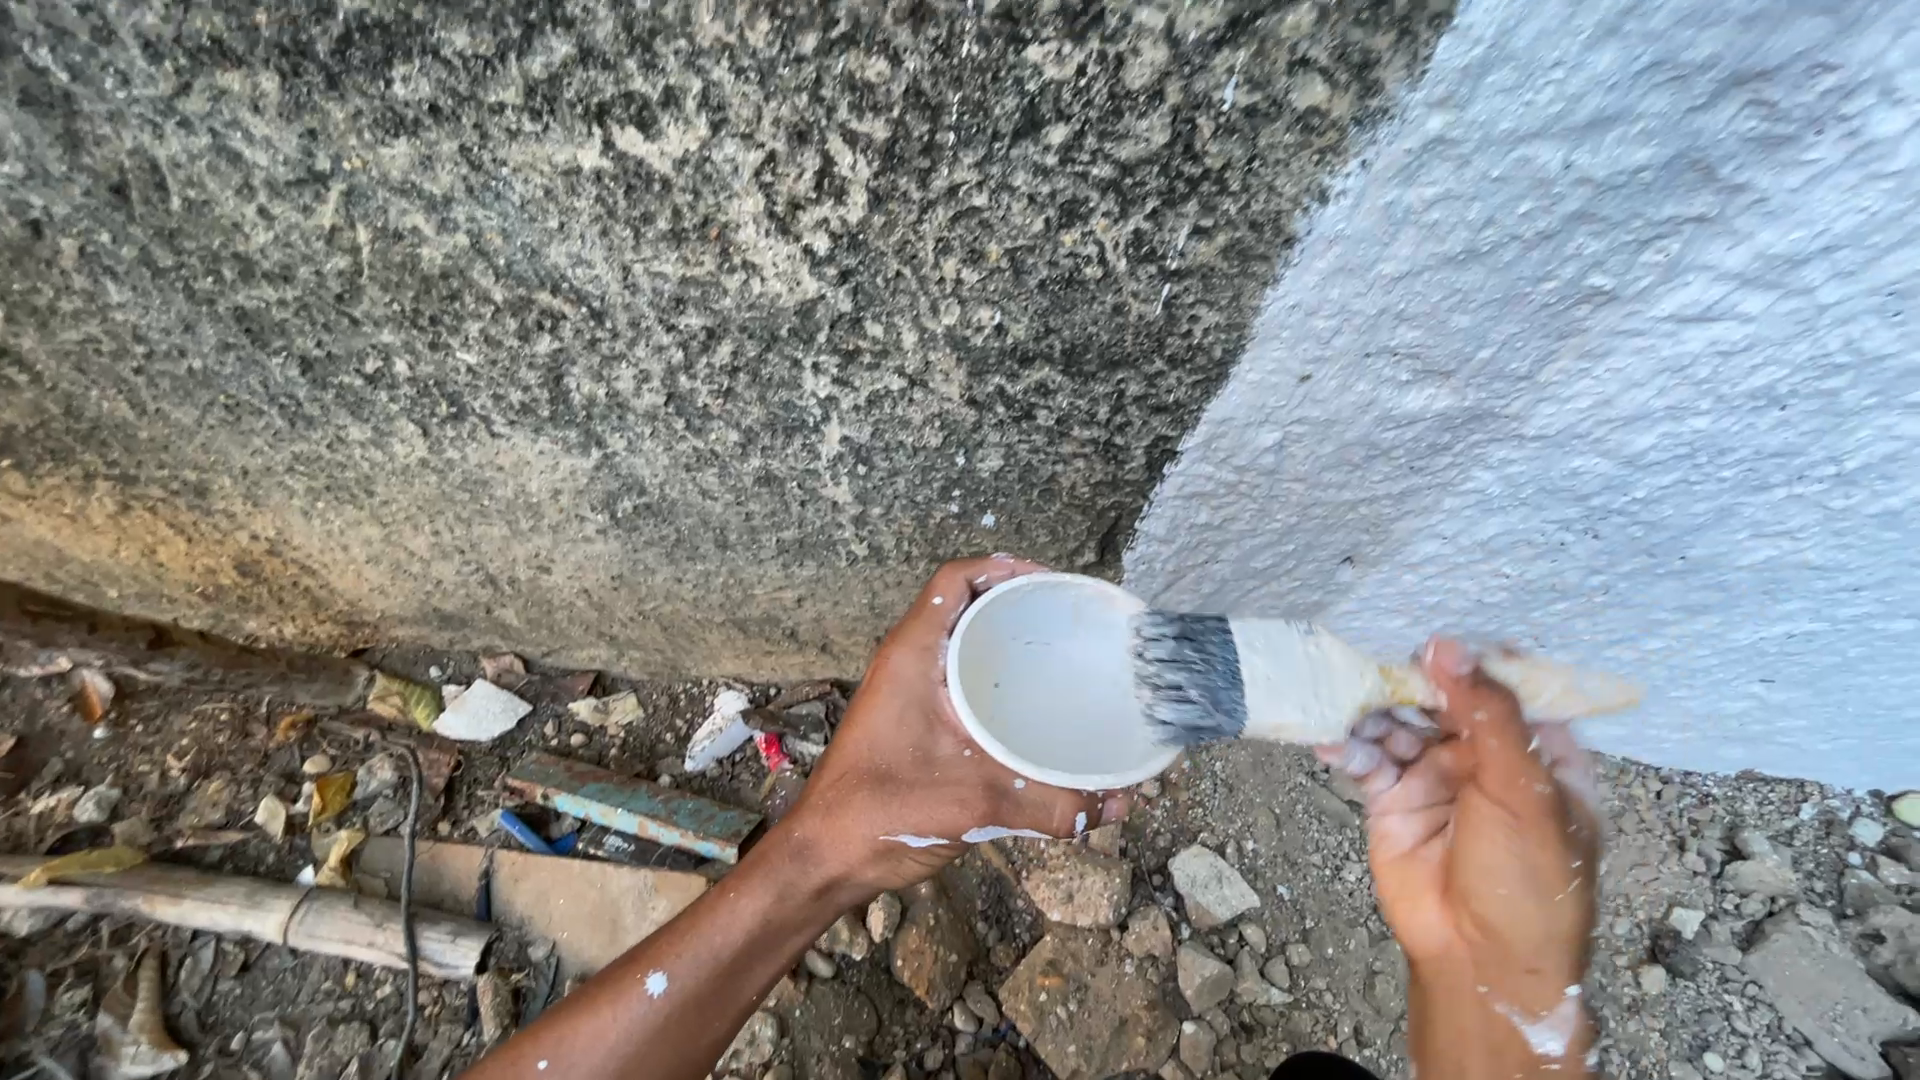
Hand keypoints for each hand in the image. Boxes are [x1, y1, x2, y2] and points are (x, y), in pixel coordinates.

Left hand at [783, 555, 1127, 897]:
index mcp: (913, 654)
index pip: (954, 579)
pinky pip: (953, 677)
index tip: (1050, 582)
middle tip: (1063, 620)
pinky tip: (1021, 705)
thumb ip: (1049, 805)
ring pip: (957, 642)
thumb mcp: (976, 802)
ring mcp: (903, 690)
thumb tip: (1117, 805)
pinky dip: (987, 677)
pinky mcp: (908, 719)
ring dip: (997, 640)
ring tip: (1051, 653)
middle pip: (961, 605)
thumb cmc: (883, 812)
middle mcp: (906, 661)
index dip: (1002, 567)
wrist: (823, 856)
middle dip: (1010, 603)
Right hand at [1318, 637, 1599, 1056]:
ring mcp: (1433, 775)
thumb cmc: (1527, 879)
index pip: (1506, 690)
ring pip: (1396, 724)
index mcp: (1536, 754)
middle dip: (1407, 682)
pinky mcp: (1390, 796)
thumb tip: (1444, 645)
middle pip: (1440, 700)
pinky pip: (1365, 759)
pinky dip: (1346, 747)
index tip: (1435, 635)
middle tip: (1373, 665)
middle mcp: (1482, 757)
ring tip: (1345, 706)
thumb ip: (1485, 715)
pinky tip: (1331, 742)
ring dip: (1370, 713)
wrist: (1477, 957)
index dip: (1473, 660)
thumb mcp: (1523, 793)